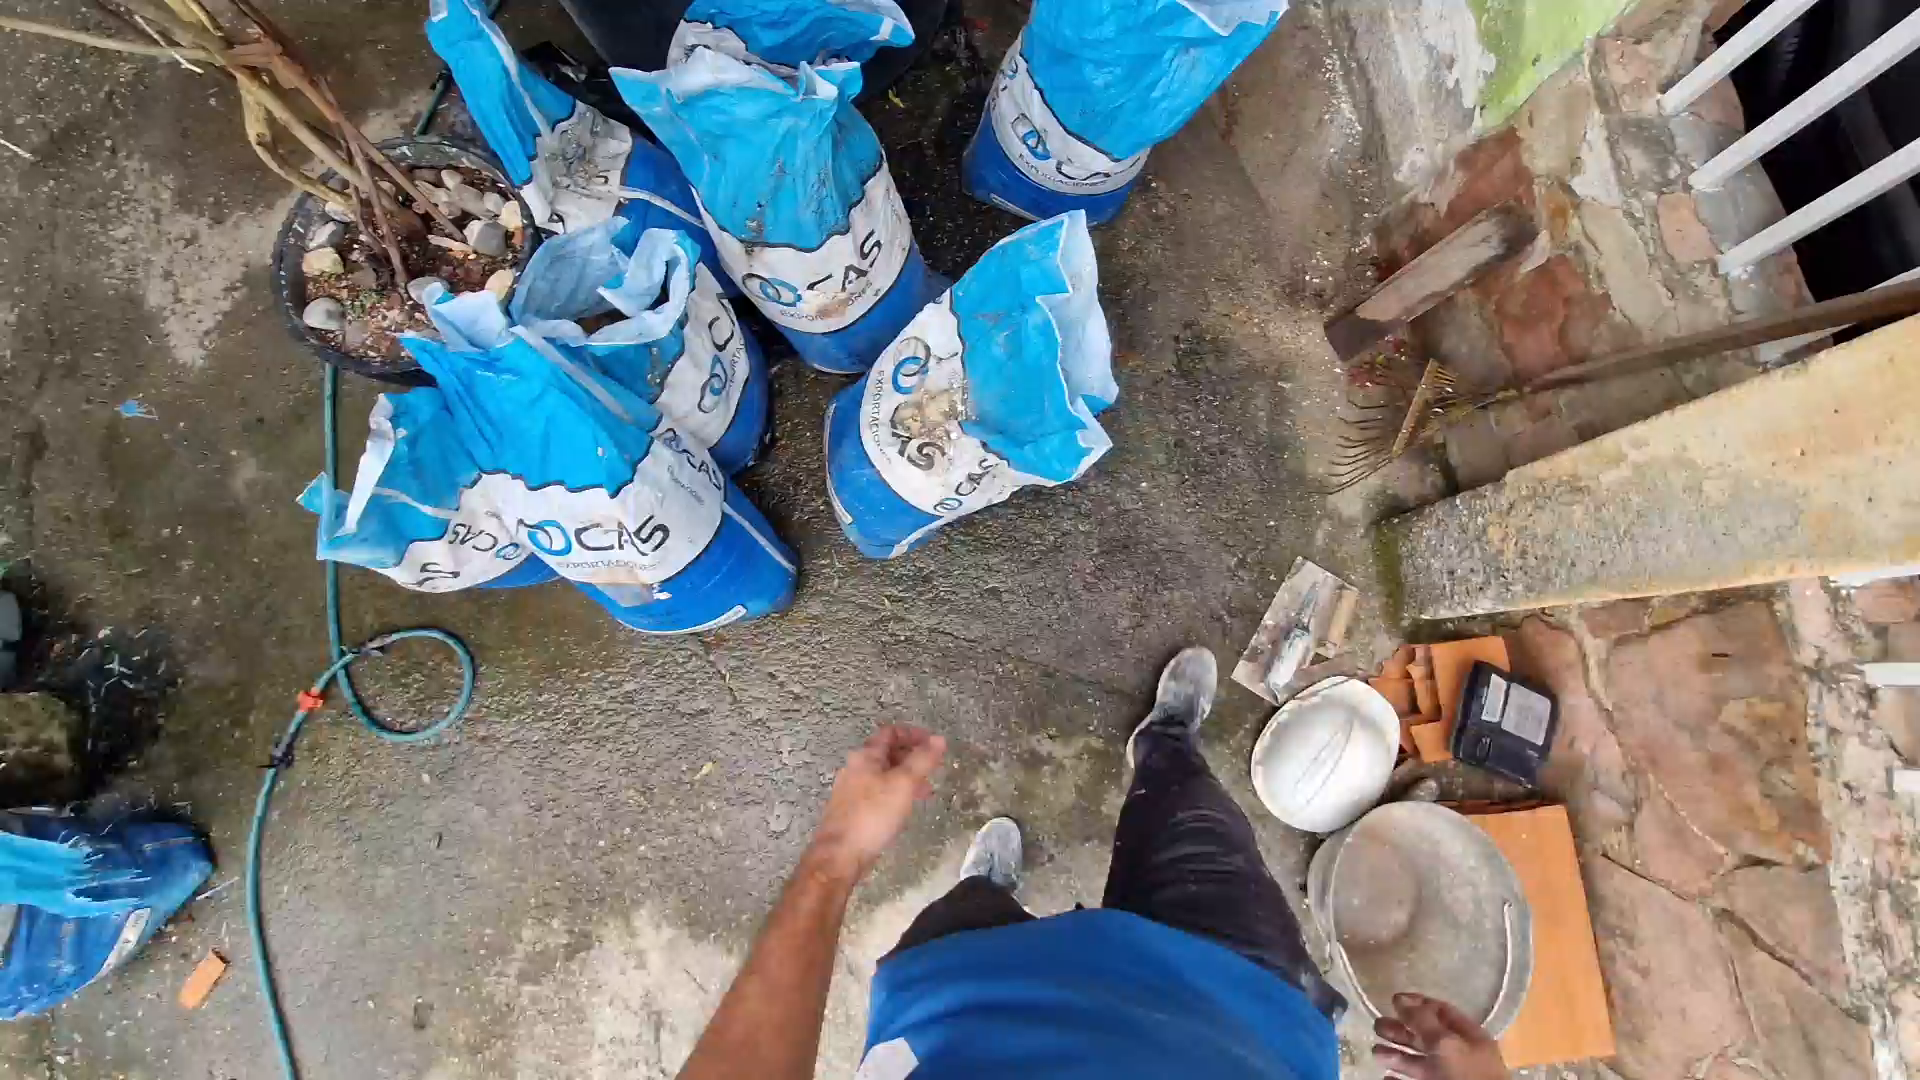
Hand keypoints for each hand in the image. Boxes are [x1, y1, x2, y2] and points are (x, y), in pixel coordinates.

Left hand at [804, 725, 946, 883]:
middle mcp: (855, 768)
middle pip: (887, 752)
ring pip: (883, 774)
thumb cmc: (872, 815)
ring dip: (906, 777)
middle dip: (912, 757)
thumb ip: (922, 760)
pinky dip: (895, 793)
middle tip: (932, 768)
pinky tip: (904, 809)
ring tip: (925, 792)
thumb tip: (939, 739)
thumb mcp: (903, 783)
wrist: (839, 855)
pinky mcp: (852, 810)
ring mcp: (851, 790)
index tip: (933, 744)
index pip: (891, 732)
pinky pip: (878, 792)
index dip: (913, 734)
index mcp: (866, 756)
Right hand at [1372, 993, 1508, 1079]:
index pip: (1441, 1011)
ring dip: (1394, 1054)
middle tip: (1377, 1027)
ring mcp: (1449, 1076)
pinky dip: (1398, 1078)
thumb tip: (1399, 998)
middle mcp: (1459, 1055)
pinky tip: (1386, 1077)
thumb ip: (1422, 1019)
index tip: (1392, 999)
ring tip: (1376, 1053)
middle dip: (1399, 1029)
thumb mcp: (1445, 1042)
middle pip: (1425, 1035)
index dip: (1416, 1002)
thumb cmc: (1466, 1076)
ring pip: (1418, 1061)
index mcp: (1469, 1038)